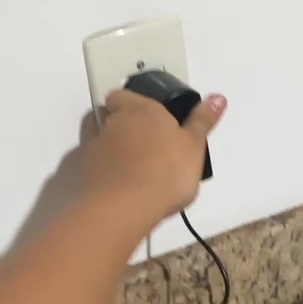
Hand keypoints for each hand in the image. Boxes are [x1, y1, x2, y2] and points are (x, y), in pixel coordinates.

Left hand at [84, 89, 225, 226]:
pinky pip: (93, 166)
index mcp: (140, 110)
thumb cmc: (166, 172)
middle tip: (144, 144)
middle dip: (121, 125)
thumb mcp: (195, 146)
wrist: (124, 209)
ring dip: (110, 148)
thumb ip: (203, 121)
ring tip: (131, 167)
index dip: (130, 103)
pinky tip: (117, 186)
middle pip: (108, 115)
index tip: (147, 117)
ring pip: (98, 140)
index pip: (121, 94)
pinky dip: (102, 171)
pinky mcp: (84, 173)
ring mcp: (94, 148)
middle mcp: (112, 123)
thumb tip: (218, 96)